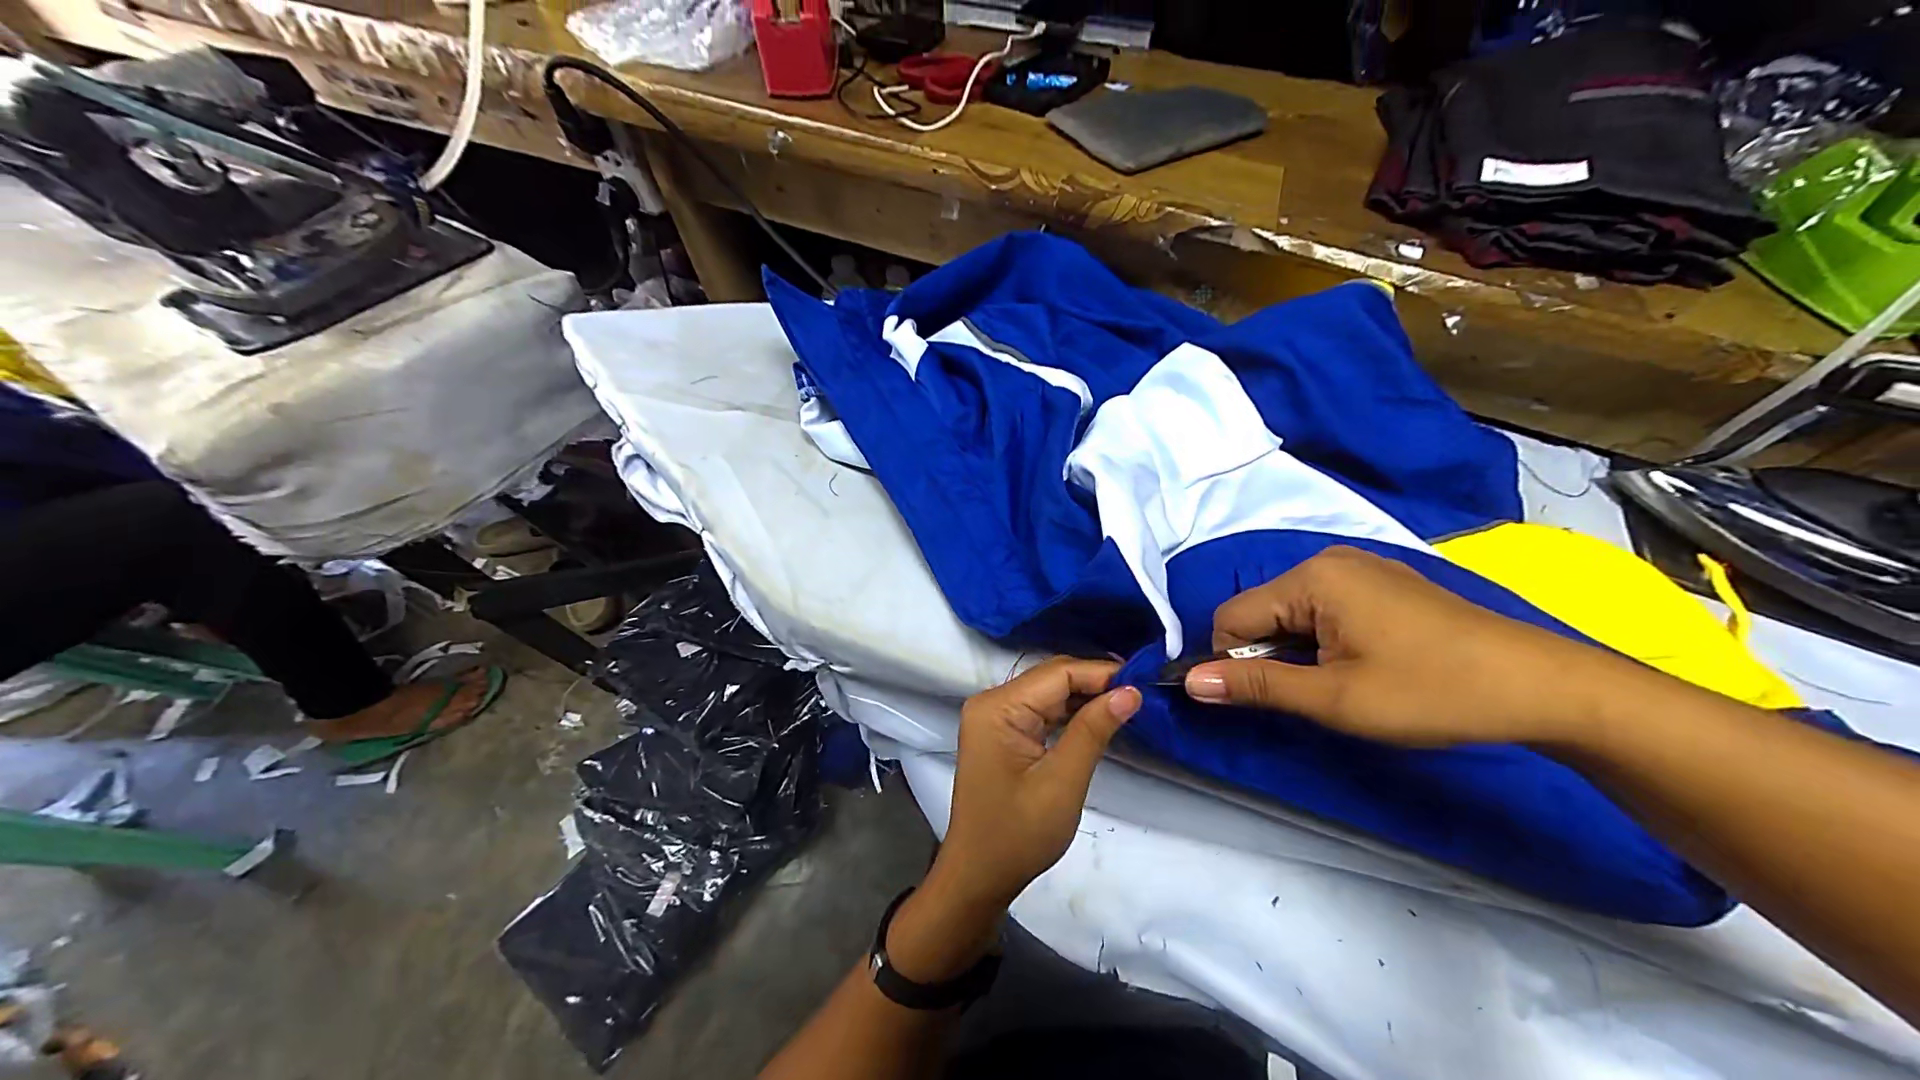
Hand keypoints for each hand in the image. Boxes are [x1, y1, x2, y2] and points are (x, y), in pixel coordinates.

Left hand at [934, 658, 1140, 907]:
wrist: (980, 875)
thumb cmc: (1018, 834)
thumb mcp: (1063, 782)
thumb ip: (1094, 730)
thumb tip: (1129, 691)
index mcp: (998, 707)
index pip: (1057, 673)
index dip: (1101, 673)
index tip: (1144, 681)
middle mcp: (992, 703)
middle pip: (1052, 678)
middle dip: (1096, 682)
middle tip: (1141, 692)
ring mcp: (994, 718)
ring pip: (1049, 693)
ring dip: (1086, 697)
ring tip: (1128, 703)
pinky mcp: (1002, 734)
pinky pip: (1041, 711)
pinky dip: (1070, 714)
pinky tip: (1099, 718)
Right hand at [1183, 546, 1629, 746]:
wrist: (1544, 686)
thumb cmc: (1432, 692)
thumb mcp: (1336, 698)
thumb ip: (1256, 685)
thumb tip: (1191, 682)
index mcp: (1312, 578)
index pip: (1231, 618)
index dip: (1235, 662)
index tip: (1271, 699)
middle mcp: (1329, 560)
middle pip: (1261, 612)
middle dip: (1271, 656)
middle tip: (1318, 695)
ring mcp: (1360, 568)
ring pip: (1291, 612)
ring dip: (1298, 651)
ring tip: (1345, 682)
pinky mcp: (1383, 583)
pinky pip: (1324, 607)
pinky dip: (1324, 640)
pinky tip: (1365, 664)